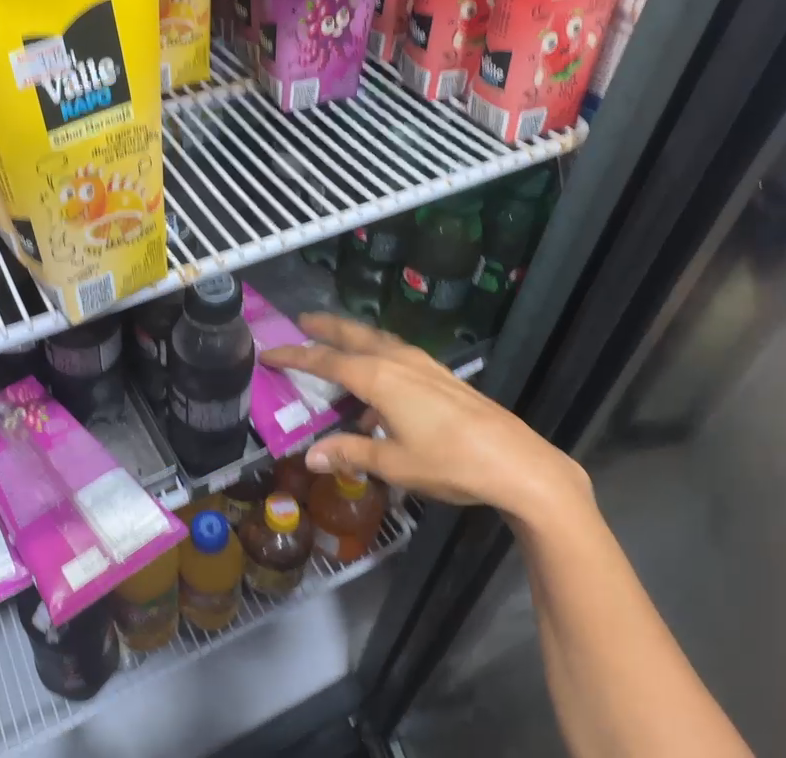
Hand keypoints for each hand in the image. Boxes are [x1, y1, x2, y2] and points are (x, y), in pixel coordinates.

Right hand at [259, 313, 592, 525]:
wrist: (516, 462)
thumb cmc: (450, 463)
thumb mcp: (394, 464)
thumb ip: (351, 453)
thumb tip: (311, 456)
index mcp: (379, 378)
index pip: (325, 361)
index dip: (294, 356)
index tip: (268, 352)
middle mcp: (398, 362)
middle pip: (353, 336)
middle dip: (326, 327)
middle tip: (302, 320)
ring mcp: (423, 365)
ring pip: (378, 341)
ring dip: (353, 338)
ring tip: (336, 343)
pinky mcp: (441, 376)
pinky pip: (397, 355)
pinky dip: (377, 357)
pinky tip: (378, 386)